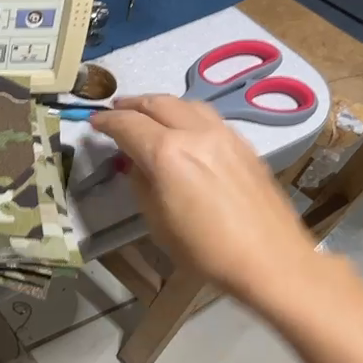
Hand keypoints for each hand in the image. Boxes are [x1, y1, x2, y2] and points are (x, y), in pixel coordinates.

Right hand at [93, 94, 323, 305]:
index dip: (106, 121)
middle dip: (132, 105)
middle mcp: (196, 134)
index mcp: (167, 153)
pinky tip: (182, 130)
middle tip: (115, 110)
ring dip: (161, 105)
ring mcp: (224, 135)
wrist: (269, 259)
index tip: (93, 123)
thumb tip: (136, 164)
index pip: (128, 124)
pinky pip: (208, 118)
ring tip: (147, 115)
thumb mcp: (156, 219)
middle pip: (158, 103)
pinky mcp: (244, 145)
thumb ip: (141, 183)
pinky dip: (185, 115)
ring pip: (186, 104)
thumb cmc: (203, 249)